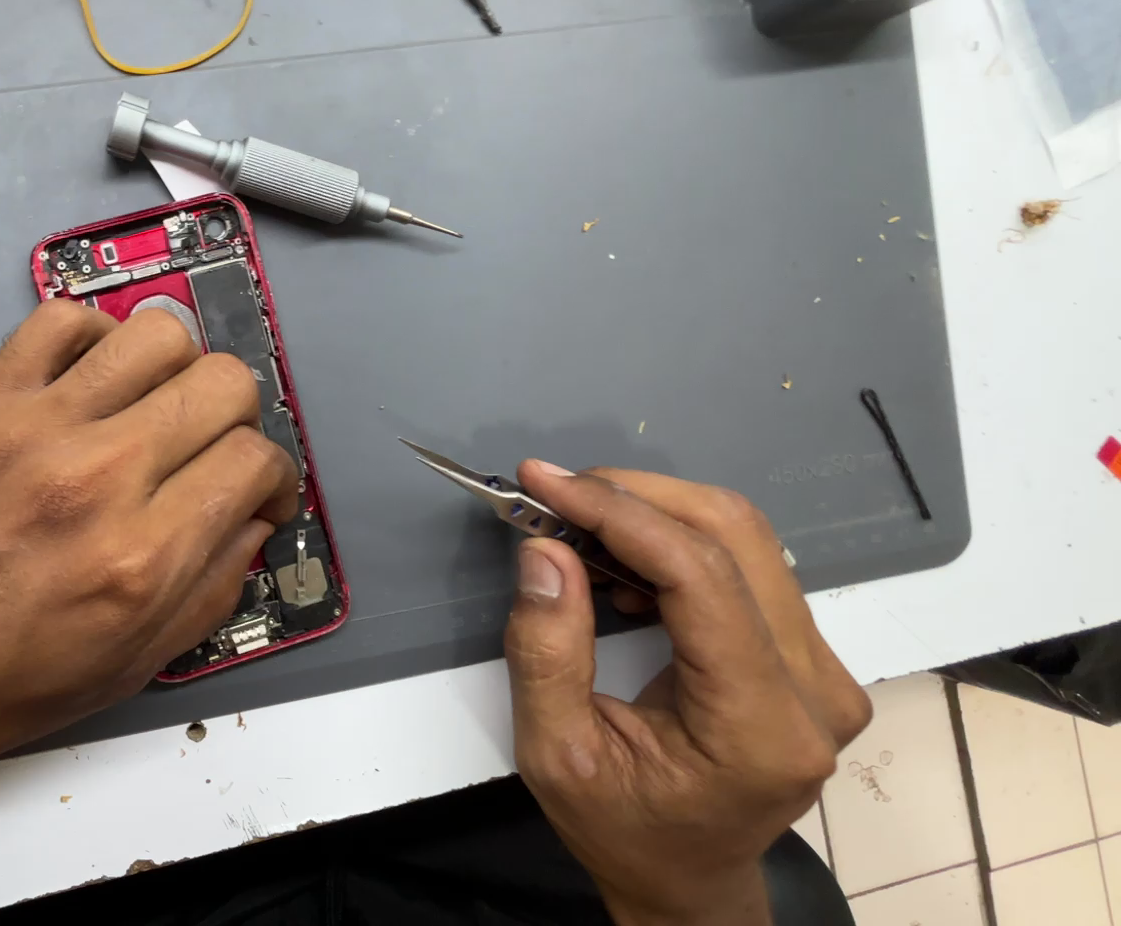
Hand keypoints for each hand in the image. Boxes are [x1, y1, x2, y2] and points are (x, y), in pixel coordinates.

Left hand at [0, 301, 297, 799]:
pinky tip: (94, 378)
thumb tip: (248, 521)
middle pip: (224, 383)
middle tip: (213, 451)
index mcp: (140, 558)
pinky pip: (62, 319)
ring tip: (157, 407)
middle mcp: (97, 477)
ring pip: (159, 334)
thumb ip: (208, 591)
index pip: (253, 463)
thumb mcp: (124, 669)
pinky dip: (97, 335)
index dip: (273, 479)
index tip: (256, 494)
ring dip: (180, 368)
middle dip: (241, 418)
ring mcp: (35, 426)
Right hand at [503, 464, 871, 925]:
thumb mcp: (554, 753)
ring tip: (573, 523)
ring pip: (741, 537)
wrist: (686, 879)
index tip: (542, 482)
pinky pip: (738, 562)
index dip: (616, 512)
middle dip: (632, 494)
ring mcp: (820, 668)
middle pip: (733, 534)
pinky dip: (666, 538)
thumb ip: (545, 653)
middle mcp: (814, 687)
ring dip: (647, 509)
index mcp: (759, 723)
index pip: (698, 575)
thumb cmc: (619, 828)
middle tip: (552, 493)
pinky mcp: (802, 655)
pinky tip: (614, 562)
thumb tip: (545, 550)